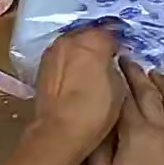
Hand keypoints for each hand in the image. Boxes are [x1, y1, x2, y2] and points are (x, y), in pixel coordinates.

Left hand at [30, 26, 126, 162]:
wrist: (58, 131)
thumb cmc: (94, 111)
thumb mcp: (119, 88)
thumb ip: (114, 67)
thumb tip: (110, 62)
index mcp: (93, 41)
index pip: (111, 33)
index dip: (119, 43)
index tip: (122, 54)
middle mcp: (70, 40)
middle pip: (88, 34)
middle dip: (98, 43)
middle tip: (107, 59)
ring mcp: (52, 51)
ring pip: (71, 43)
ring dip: (81, 51)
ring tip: (90, 68)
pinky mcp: (41, 66)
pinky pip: (60, 56)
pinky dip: (68, 61)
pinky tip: (75, 76)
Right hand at [88, 60, 163, 164]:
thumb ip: (99, 146)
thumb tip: (99, 124)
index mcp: (137, 132)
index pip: (126, 97)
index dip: (118, 80)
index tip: (112, 68)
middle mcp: (163, 126)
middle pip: (151, 92)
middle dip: (138, 74)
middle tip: (130, 62)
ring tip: (157, 75)